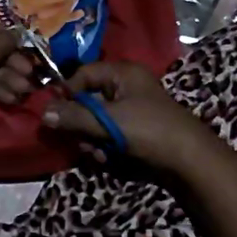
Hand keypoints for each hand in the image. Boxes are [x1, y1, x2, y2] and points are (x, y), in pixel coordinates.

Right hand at [36, 61, 210, 171]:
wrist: (192, 163)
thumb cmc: (150, 131)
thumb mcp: (109, 122)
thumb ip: (75, 117)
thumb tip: (44, 113)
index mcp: (123, 73)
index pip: (83, 73)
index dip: (68, 92)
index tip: (55, 112)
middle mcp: (127, 87)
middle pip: (88, 99)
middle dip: (81, 123)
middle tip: (80, 141)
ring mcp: (133, 109)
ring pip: (97, 120)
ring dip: (92, 138)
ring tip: (98, 154)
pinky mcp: (137, 131)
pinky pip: (110, 133)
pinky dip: (105, 146)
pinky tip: (107, 159)